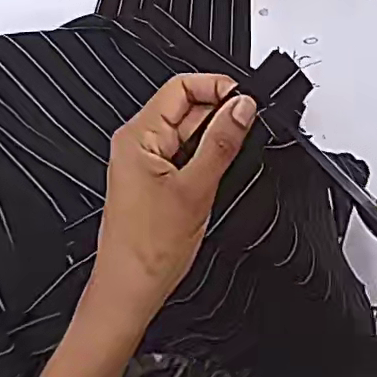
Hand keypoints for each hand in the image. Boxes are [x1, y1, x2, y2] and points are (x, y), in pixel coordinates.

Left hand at [90, 74, 257, 325]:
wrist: (129, 290)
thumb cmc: (147, 250)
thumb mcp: (195, 189)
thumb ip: (222, 142)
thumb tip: (241, 107)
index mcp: (138, 135)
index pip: (180, 86)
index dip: (215, 86)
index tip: (244, 99)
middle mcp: (138, 141)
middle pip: (187, 106)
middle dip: (220, 114)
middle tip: (247, 129)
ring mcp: (145, 159)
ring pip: (189, 129)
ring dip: (214, 137)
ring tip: (230, 159)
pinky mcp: (154, 175)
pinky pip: (185, 151)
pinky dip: (205, 156)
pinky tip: (215, 174)